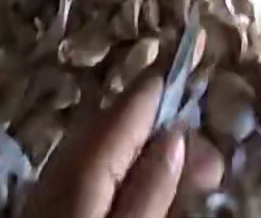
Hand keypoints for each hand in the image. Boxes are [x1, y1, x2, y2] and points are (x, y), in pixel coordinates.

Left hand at [22, 74, 223, 217]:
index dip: (160, 84)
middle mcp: (59, 176)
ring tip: (188, 174)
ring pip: (103, 152)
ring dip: (147, 153)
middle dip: (164, 127)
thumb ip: (148, 192)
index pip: (126, 111)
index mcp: (80, 176)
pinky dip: (124, 175)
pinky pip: (90, 178)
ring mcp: (50, 199)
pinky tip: (146, 192)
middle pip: (115, 128)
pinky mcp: (50, 214)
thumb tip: (174, 135)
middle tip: (211, 160)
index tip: (192, 59)